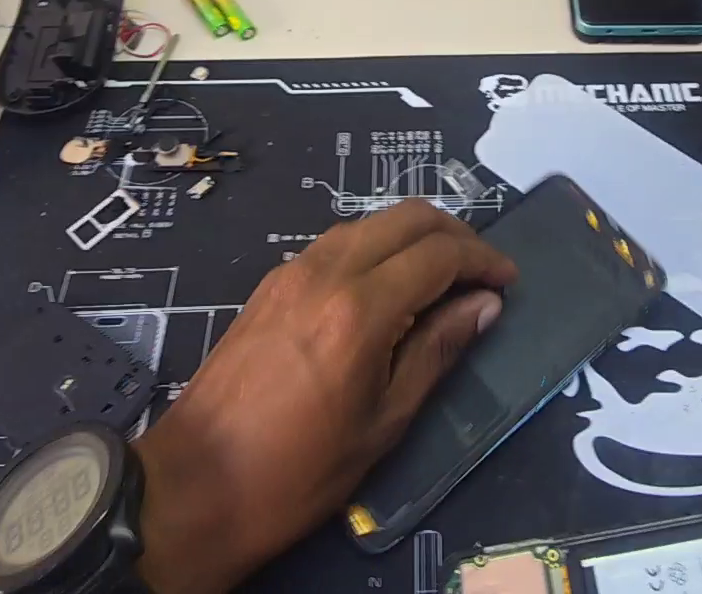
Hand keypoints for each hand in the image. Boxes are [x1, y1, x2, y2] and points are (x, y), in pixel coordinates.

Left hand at [134, 200, 516, 592]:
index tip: (508, 279)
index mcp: (360, 308)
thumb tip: (484, 305)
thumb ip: (438, 350)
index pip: (439, 254)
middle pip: (408, 217)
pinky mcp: (274, 279)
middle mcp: (327, 269)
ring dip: (416, 235)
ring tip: (443, 276)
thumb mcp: (385, 421)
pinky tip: (390, 284)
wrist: (194, 484)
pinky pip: (341, 241)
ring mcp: (294, 268)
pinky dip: (379, 246)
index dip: (483, 259)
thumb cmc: (298, 470)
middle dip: (456, 233)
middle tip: (482, 270)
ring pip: (373, 221)